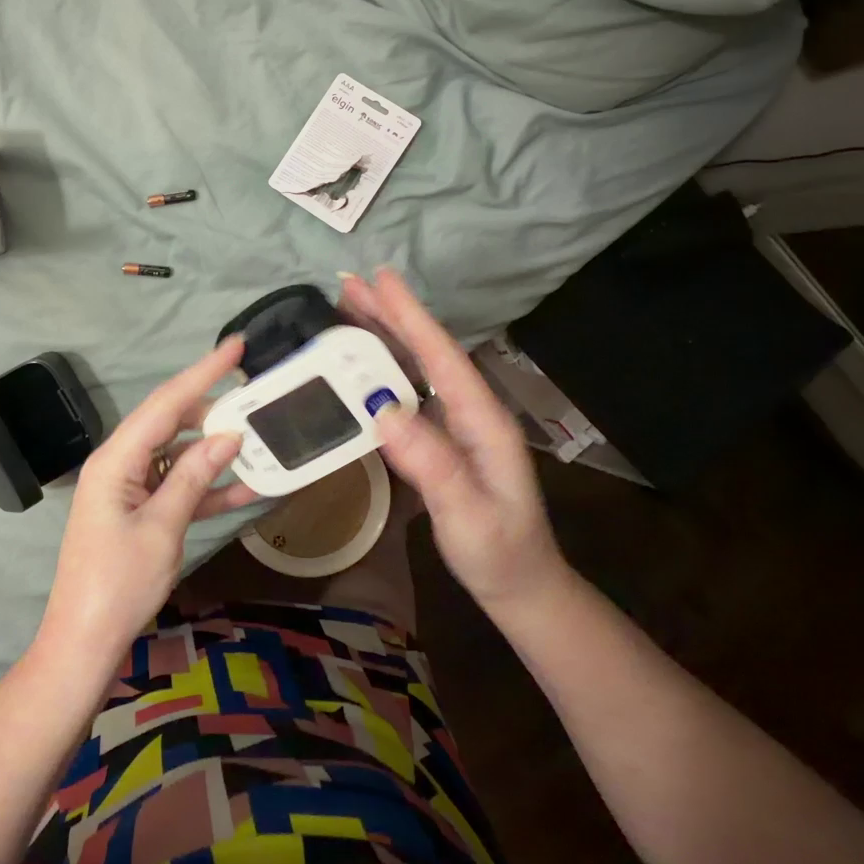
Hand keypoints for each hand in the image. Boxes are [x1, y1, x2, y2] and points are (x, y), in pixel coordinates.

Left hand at [39, 336, 257, 659]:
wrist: (85, 640)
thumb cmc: (118, 583)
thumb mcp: (162, 529)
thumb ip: (193, 478)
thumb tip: (227, 435)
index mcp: (114, 460)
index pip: (163, 404)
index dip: (201, 373)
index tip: (235, 346)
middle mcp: (118, 466)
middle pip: (169, 424)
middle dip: (211, 410)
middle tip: (255, 398)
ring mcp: (127, 491)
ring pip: (176, 456)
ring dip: (214, 452)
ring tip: (259, 438)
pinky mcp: (138, 515)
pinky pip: (175, 490)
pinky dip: (205, 489)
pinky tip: (246, 489)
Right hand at [339, 268, 567, 607]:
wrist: (519, 584)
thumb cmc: (498, 551)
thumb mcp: (468, 514)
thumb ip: (432, 464)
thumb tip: (384, 412)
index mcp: (483, 420)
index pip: (443, 358)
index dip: (410, 317)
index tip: (380, 279)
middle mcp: (470, 412)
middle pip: (426, 353)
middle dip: (389, 316)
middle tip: (346, 285)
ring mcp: (454, 425)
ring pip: (414, 369)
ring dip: (381, 337)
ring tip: (344, 311)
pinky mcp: (439, 441)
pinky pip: (405, 393)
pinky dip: (378, 371)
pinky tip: (356, 367)